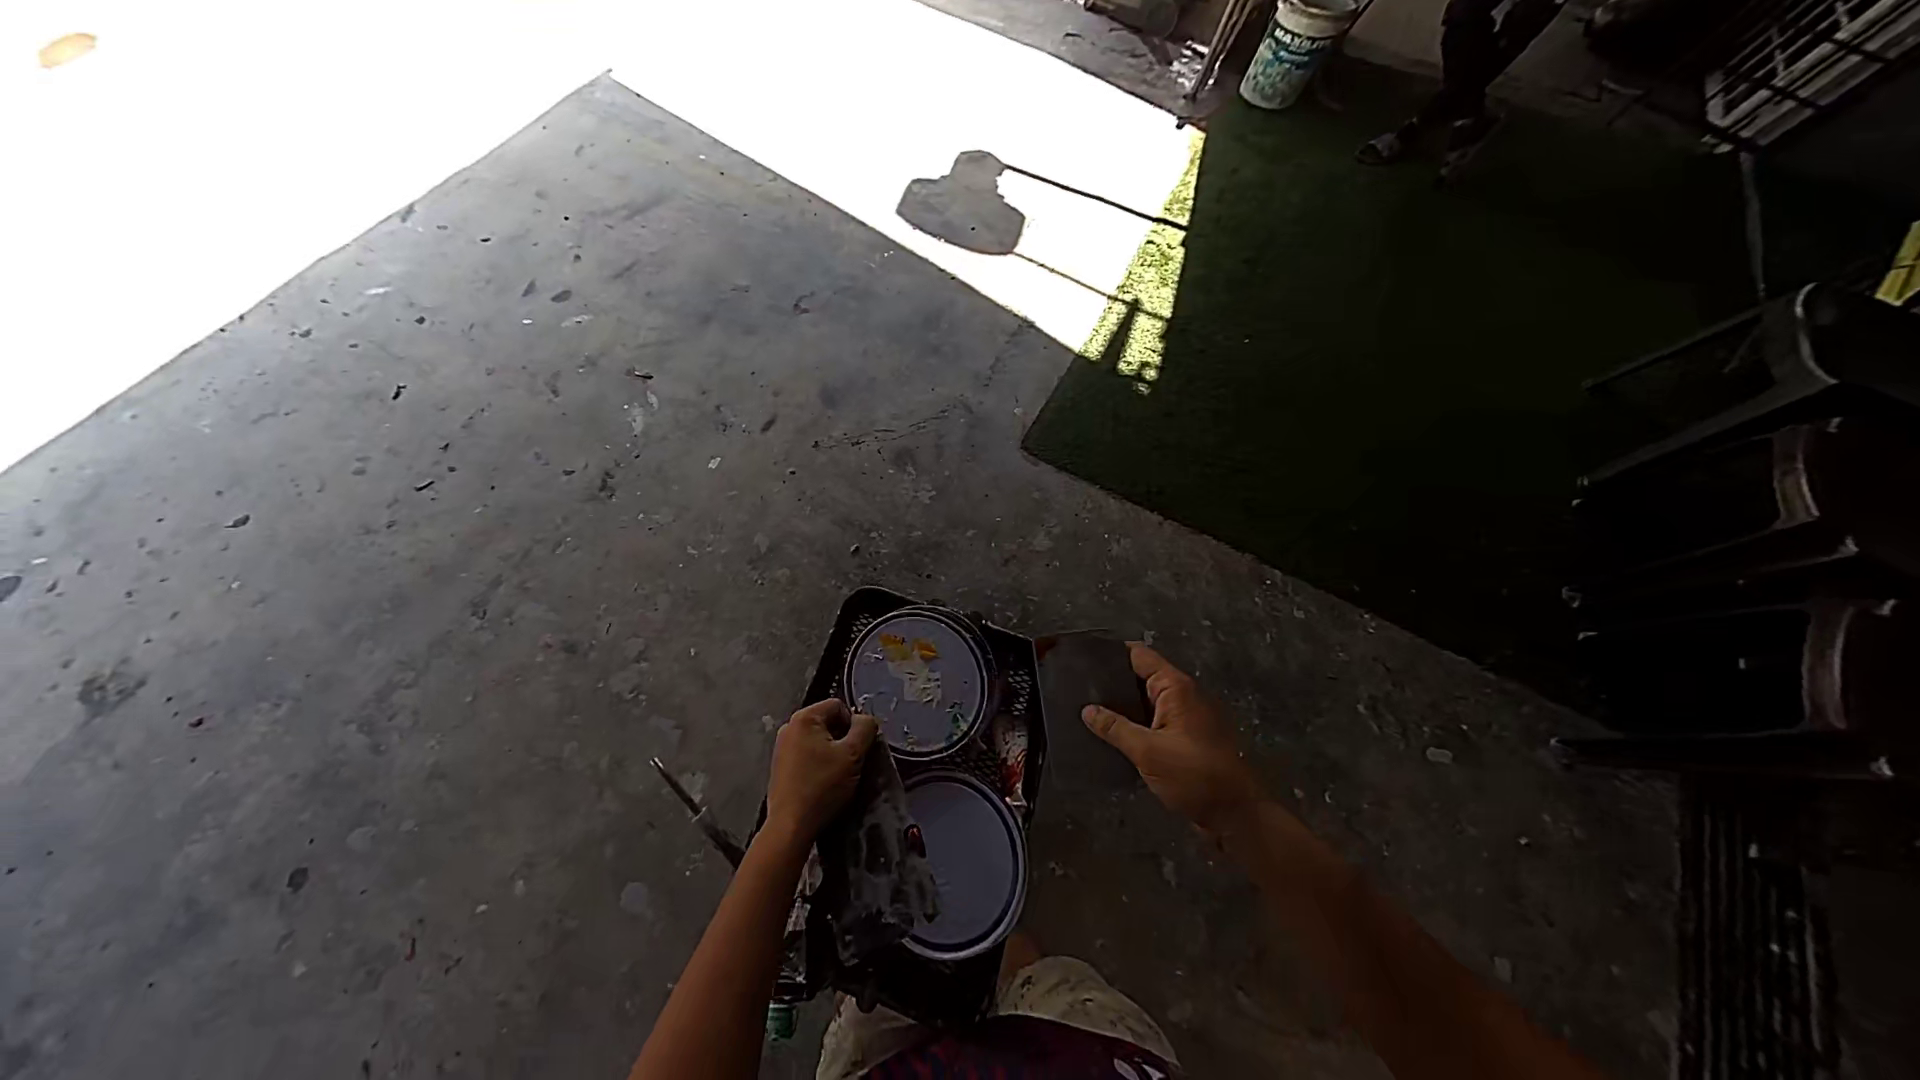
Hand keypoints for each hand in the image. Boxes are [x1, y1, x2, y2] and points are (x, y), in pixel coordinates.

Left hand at [765, 699, 877, 841]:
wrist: (791, 825)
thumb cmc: (823, 786)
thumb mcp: (853, 754)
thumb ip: (865, 728)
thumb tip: (866, 720)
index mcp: (804, 718)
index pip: (839, 706)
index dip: (854, 724)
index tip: (857, 748)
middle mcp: (789, 727)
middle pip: (828, 722)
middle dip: (843, 739)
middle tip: (851, 762)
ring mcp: (782, 747)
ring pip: (818, 740)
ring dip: (832, 753)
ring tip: (838, 774)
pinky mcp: (780, 766)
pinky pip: (807, 754)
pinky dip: (819, 763)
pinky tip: (823, 782)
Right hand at [1082, 644, 1263, 832]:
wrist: (1237, 816)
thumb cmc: (1195, 776)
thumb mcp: (1148, 752)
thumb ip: (1115, 728)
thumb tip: (1087, 710)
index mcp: (1176, 688)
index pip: (1139, 655)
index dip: (1111, 653)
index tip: (1082, 659)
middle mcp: (1183, 696)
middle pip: (1141, 677)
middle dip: (1111, 683)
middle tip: (1076, 689)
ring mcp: (1187, 718)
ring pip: (1146, 703)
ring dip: (1122, 708)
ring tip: (1085, 712)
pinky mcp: (1186, 739)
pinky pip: (1154, 723)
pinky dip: (1135, 726)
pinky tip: (1111, 737)